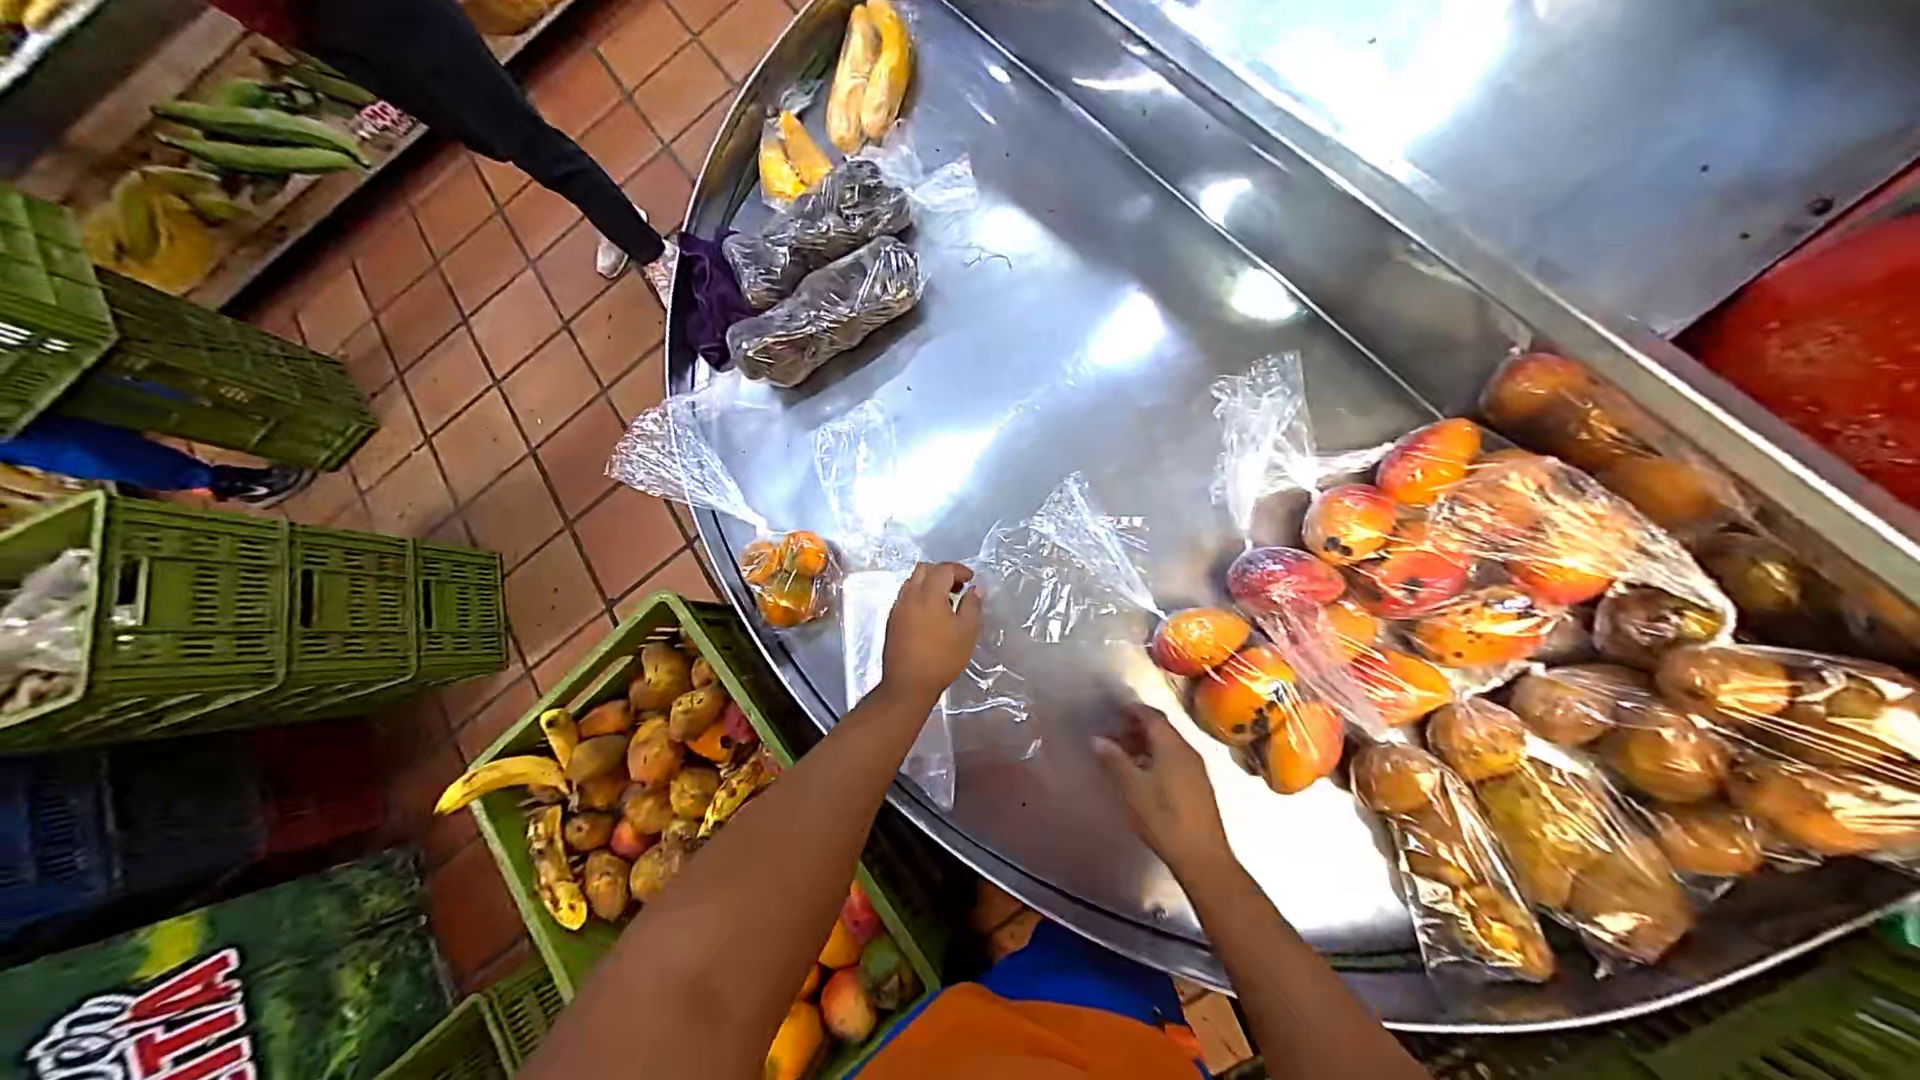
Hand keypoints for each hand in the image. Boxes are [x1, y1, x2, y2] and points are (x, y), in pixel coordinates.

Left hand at [880, 562, 981, 703]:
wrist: (908, 683)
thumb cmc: (942, 657)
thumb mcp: (967, 631)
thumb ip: (972, 605)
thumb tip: (974, 589)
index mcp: (928, 593)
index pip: (944, 568)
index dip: (960, 570)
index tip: (971, 579)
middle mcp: (909, 595)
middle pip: (924, 569)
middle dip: (943, 572)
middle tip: (958, 587)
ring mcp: (898, 607)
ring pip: (913, 582)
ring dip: (929, 583)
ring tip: (945, 601)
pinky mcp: (892, 620)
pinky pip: (906, 596)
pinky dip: (920, 596)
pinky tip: (931, 615)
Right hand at [1093, 705, 1234, 878]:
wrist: (1202, 856)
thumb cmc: (1163, 818)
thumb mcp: (1132, 788)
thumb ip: (1115, 760)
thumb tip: (1098, 739)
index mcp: (1172, 747)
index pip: (1152, 717)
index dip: (1133, 711)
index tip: (1114, 712)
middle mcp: (1187, 752)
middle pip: (1161, 729)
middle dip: (1136, 728)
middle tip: (1113, 737)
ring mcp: (1196, 770)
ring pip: (1167, 745)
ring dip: (1145, 744)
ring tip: (1122, 756)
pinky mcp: (1198, 786)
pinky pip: (1174, 759)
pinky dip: (1155, 756)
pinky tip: (1141, 774)